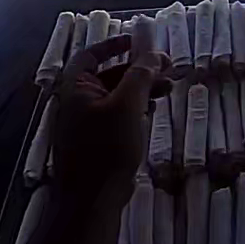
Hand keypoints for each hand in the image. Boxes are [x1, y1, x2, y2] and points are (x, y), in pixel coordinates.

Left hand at [49, 34, 164, 216]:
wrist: (91, 202)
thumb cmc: (106, 148)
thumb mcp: (128, 106)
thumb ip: (140, 76)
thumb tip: (153, 54)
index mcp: (75, 88)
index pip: (92, 55)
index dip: (114, 44)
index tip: (137, 41)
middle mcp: (77, 102)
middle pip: (108, 75)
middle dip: (137, 70)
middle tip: (167, 68)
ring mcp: (85, 124)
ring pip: (115, 96)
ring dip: (140, 89)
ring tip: (168, 88)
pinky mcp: (96, 143)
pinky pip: (116, 116)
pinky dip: (135, 109)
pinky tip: (153, 111)